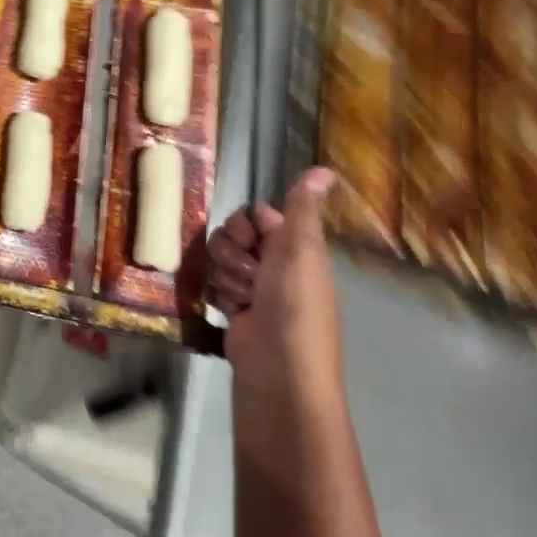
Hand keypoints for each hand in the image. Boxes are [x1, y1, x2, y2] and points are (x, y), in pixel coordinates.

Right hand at [208, 167, 344, 396]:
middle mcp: (276, 266)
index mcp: (296, 249)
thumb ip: (302, 210)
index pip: (255, 215)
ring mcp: (255, 289)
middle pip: (231, 236)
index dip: (244, 225)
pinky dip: (216, 296)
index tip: (249, 241)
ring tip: (241, 300)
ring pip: (218, 261)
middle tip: (248, 275)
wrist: (278, 367)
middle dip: (230, 254)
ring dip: (224, 278)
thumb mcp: (300, 251)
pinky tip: (228, 311)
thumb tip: (324, 169)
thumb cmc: (292, 306)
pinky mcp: (234, 310)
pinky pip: (212, 286)